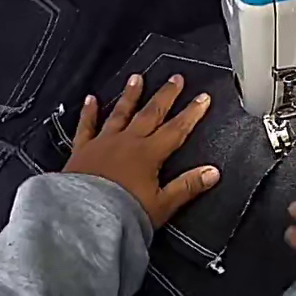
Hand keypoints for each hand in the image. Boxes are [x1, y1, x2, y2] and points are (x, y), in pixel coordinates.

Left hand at [64, 74, 219, 226]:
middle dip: (165, 95)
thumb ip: (187, 186)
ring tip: (137, 77)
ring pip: (120, 113)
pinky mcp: (82, 150)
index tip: (203, 97)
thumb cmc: (125, 214)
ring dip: (130, 95)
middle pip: (151, 113)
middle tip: (175, 78)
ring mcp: (103, 143)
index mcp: (149, 154)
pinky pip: (86, 126)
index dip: (192, 113)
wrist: (84, 218)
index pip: (176, 129)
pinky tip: (90, 98)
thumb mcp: (162, 205)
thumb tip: (213, 172)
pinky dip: (88, 112)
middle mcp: (128, 142)